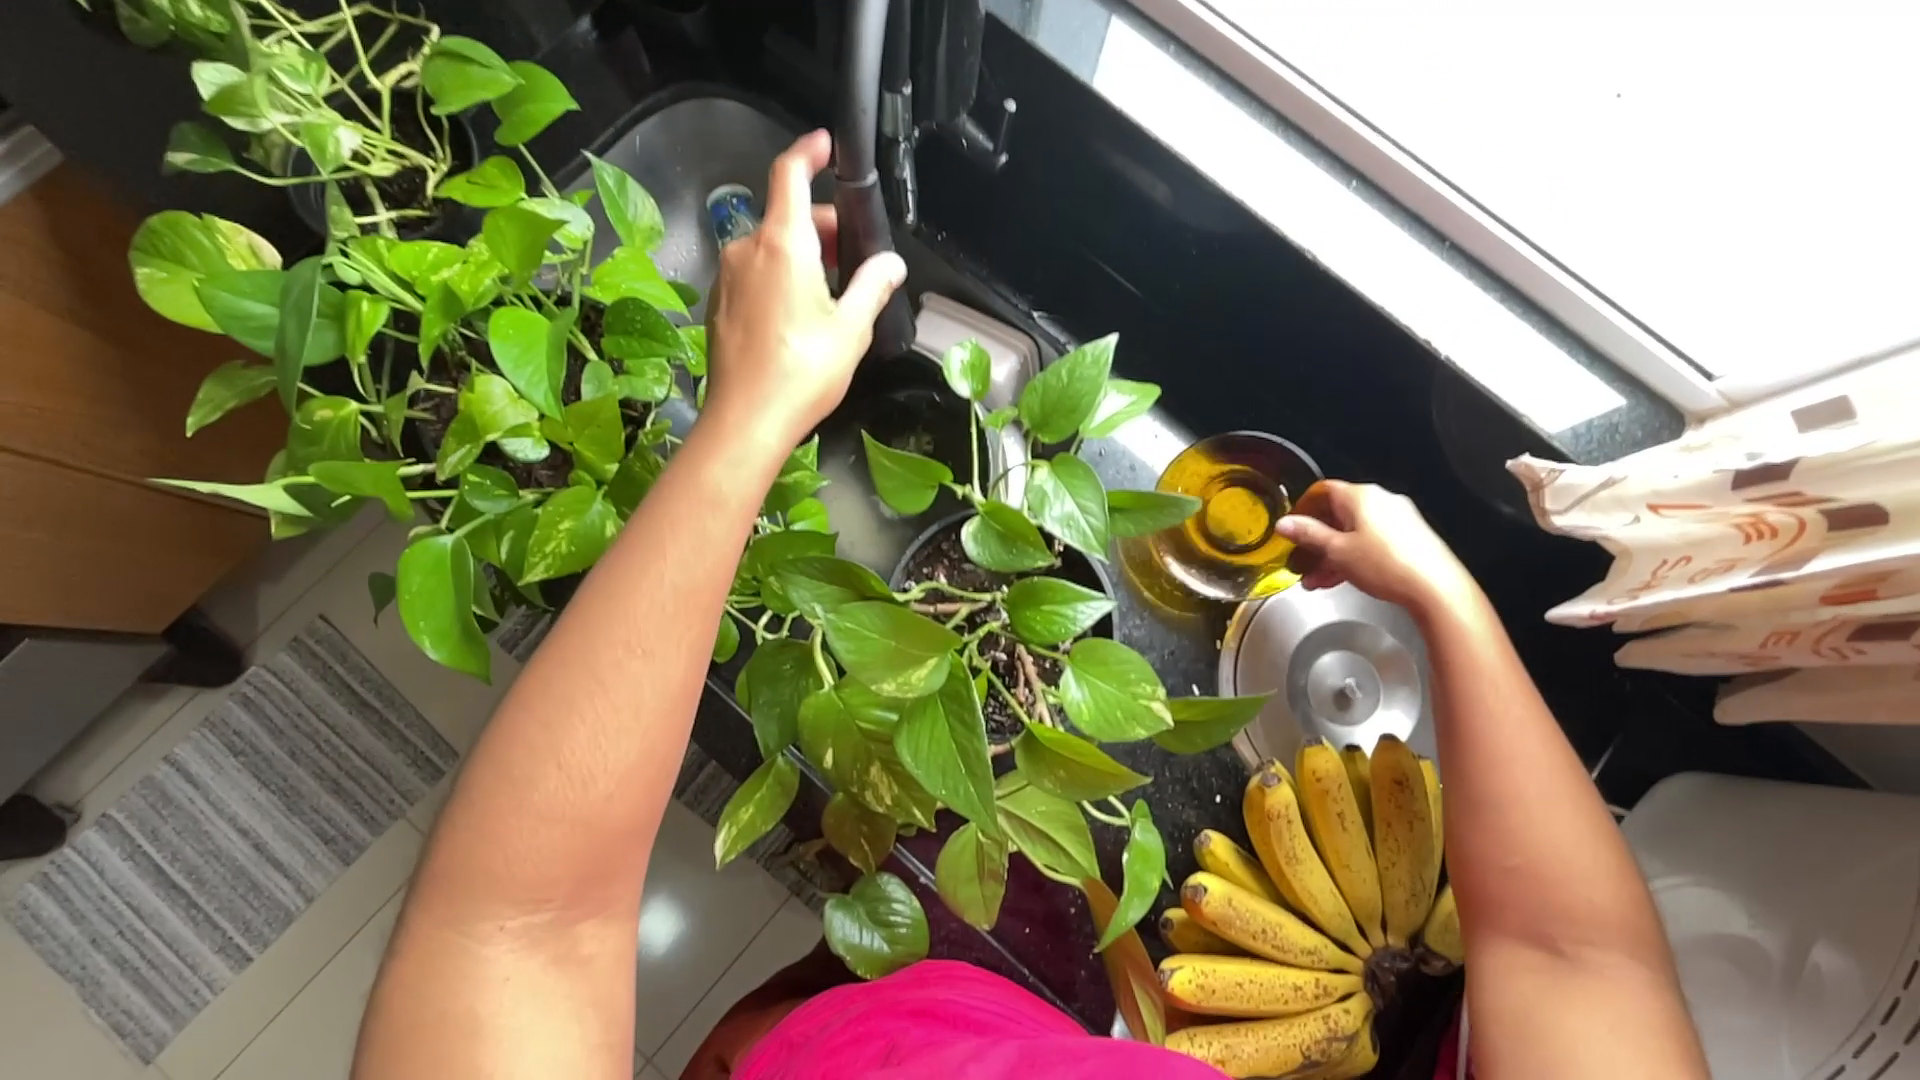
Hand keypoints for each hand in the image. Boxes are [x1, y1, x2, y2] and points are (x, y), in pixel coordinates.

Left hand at [702, 129, 907, 449]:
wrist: (746, 421)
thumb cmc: (802, 373)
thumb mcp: (851, 328)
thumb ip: (873, 286)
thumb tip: (891, 264)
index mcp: (783, 244)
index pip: (789, 174)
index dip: (808, 152)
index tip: (825, 145)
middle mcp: (747, 250)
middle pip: (786, 217)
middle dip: (820, 227)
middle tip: (851, 258)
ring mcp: (728, 277)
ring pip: (769, 247)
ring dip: (800, 257)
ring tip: (829, 297)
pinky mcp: (720, 303)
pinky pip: (753, 275)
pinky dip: (777, 279)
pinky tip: (797, 317)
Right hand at [1275, 480, 1478, 616]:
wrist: (1435, 589)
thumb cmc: (1389, 565)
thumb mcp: (1337, 551)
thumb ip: (1308, 534)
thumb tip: (1286, 523)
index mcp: (1362, 496)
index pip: (1323, 491)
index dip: (1302, 509)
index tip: (1291, 527)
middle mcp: (1381, 501)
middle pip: (1338, 515)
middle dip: (1316, 540)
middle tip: (1301, 559)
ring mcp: (1397, 520)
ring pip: (1353, 532)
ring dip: (1331, 554)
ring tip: (1317, 579)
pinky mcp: (1408, 538)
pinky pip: (1370, 542)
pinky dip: (1352, 557)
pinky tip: (1341, 578)